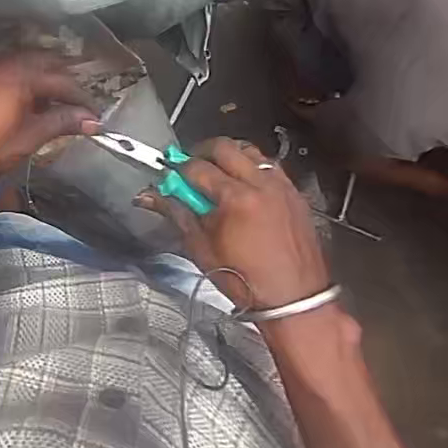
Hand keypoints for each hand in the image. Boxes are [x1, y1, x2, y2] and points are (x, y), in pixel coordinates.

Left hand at [0, 51, 98, 264]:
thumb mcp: (28, 139)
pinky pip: (8, 70)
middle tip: (79, 106)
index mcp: (22, 75)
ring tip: (56, 104)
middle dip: (66, 82)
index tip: (94, 117)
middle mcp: (4, 64)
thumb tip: (89, 120)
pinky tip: (27, 103)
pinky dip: (24, 81)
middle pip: (46, 63)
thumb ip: (60, 123)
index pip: (64, 81)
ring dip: (44, 79)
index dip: (82, 100)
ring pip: (26, 64)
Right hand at [138, 138, 330, 310]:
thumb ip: (178, 215)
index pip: (197, 167)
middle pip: (224, 147)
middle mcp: (261, 185)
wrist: (295, 301)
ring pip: (249, 151)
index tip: (170, 178)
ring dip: (228, 155)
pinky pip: (269, 166)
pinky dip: (252, 167)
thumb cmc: (248, 282)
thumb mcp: (203, 249)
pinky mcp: (294, 194)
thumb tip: (153, 197)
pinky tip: (243, 185)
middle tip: (190, 168)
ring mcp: (281, 187)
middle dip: (201, 152)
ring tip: (217, 173)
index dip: (177, 171)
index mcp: (236, 199)